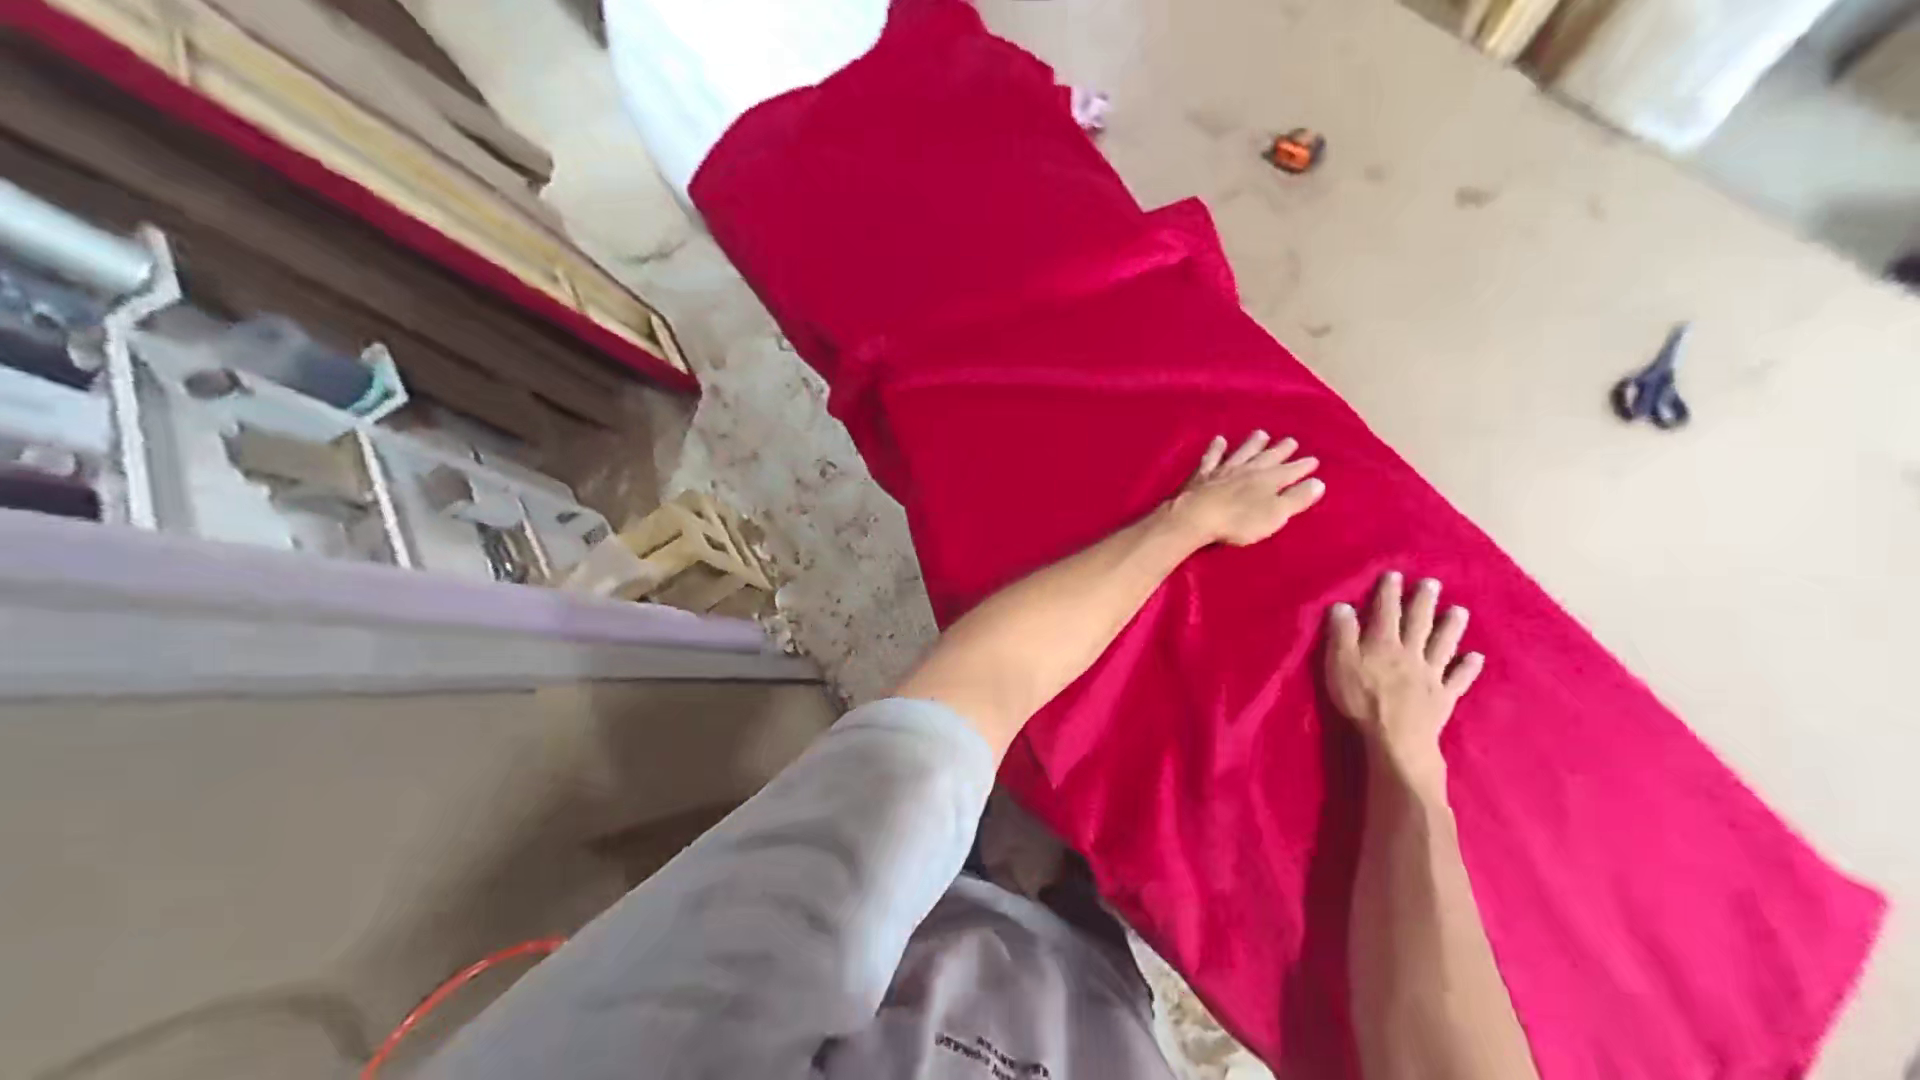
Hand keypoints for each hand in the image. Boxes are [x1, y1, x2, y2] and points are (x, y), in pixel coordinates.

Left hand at [1167, 431, 1324, 546]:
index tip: (1313, 460)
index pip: (1291, 471)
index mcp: (1269, 480)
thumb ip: (1296, 498)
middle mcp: (1248, 469)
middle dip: (1281, 449)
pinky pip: (1211, 457)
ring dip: (1252, 443)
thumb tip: (1319, 483)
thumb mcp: (1275, 514)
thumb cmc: (1239, 520)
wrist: (1195, 516)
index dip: (1303, 466)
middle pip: (1268, 457)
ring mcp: (1224, 469)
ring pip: (1242, 451)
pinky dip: (1216, 448)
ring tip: (1261, 433)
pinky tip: (1218, 440)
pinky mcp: (1202, 475)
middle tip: (1291, 440)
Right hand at [1325, 572, 1483, 787]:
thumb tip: (1343, 605)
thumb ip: (1342, 633)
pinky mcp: (1443, 696)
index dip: (1388, 592)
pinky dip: (1468, 667)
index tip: (1394, 575)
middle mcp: (1410, 652)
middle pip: (1418, 622)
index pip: (1385, 612)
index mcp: (1382, 643)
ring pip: (1442, 644)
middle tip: (1431, 583)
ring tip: (1459, 610)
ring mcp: (1430, 674)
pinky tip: (1476, 657)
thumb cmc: (1360, 699)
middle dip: (1423, 601)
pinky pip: (1458, 678)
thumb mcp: (1339, 663)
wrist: (1396, 737)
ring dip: (1451, 627)